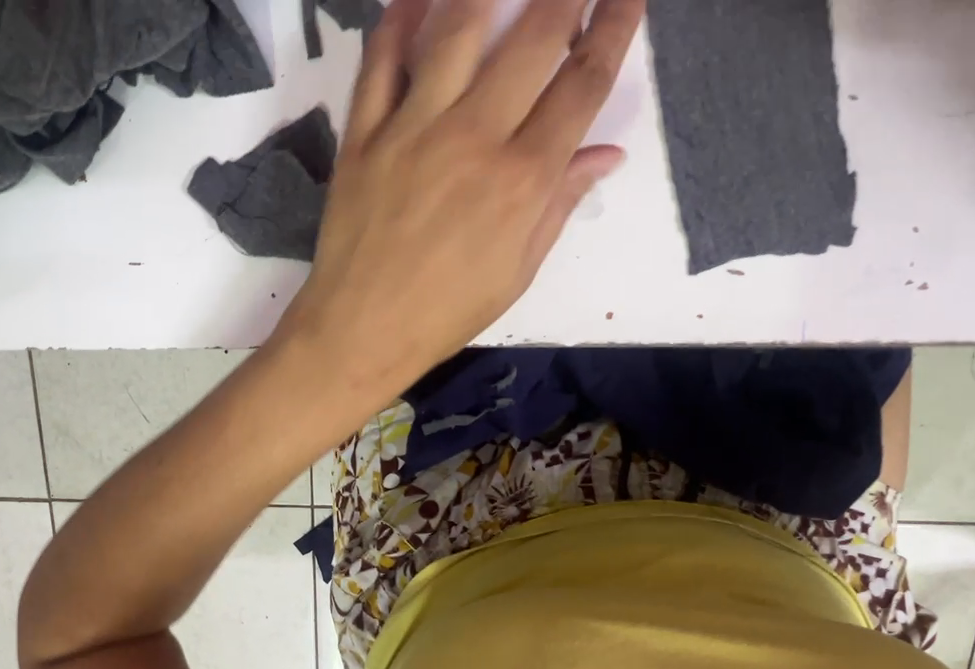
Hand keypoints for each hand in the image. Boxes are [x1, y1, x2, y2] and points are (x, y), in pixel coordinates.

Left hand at [278, 0, 645, 392]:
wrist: (360, 331)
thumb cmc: (445, 312)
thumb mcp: (517, 271)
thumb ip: (559, 204)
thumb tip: (606, 154)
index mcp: (522, 179)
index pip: (582, 85)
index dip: (613, 31)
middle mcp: (474, 138)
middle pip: (533, 39)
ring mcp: (413, 129)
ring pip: (458, 30)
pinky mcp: (364, 134)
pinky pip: (382, 61)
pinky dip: (399, 19)